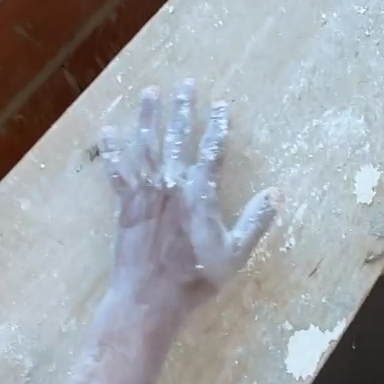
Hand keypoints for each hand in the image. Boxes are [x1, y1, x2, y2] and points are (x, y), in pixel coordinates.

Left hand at [97, 82, 279, 319]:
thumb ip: (255, 222)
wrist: (148, 299)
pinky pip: (117, 172)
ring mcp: (146, 193)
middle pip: (178, 138)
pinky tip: (107, 131)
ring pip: (147, 146)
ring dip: (148, 118)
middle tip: (185, 84)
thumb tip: (276, 193)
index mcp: (200, 193)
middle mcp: (172, 184)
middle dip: (183, 109)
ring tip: (150, 93)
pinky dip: (112, 151)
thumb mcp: (235, 254)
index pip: (212, 150)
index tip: (221, 104)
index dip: (218, 126)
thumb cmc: (194, 278)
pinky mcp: (125, 205)